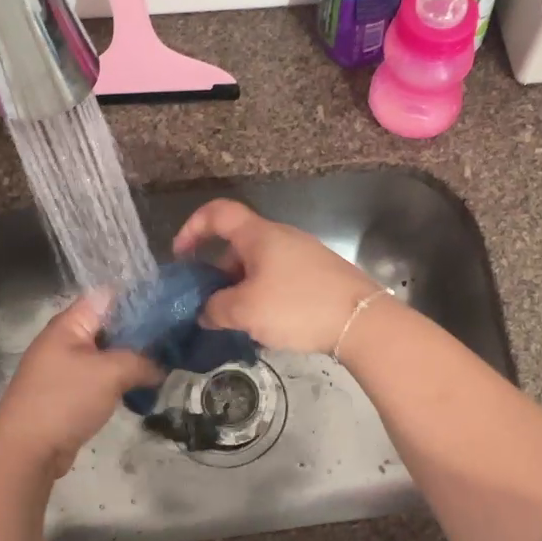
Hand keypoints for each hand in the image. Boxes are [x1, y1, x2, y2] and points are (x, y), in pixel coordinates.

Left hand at [0, 293, 161, 477]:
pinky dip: (122, 379)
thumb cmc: (65, 400)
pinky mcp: (70, 393)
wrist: (28, 450)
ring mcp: (66, 368)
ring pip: (107, 354)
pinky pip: (101, 377)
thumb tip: (161, 367)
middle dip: (141, 330)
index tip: (168, 305)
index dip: (137, 297)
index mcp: (68, 325)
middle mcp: (65, 341)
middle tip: (175, 335)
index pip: (106, 297)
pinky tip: (145, 386)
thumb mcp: (110, 373)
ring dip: (133, 358)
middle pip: (109, 325)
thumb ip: (141, 362)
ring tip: (167, 360)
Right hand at [172, 200, 383, 354]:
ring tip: (237, 323)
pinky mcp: (320, 276)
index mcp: (260, 235)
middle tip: (209, 305)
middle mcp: (282, 238)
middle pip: (238, 245)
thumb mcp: (245, 311)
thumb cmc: (297, 307)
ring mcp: (304, 256)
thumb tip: (206, 311)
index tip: (180, 257)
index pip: (217, 213)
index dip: (192, 228)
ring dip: (241, 290)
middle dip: (217, 273)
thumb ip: (216, 308)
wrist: (361, 321)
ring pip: (259, 267)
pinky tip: (267, 327)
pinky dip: (264, 297)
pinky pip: (280, 280)